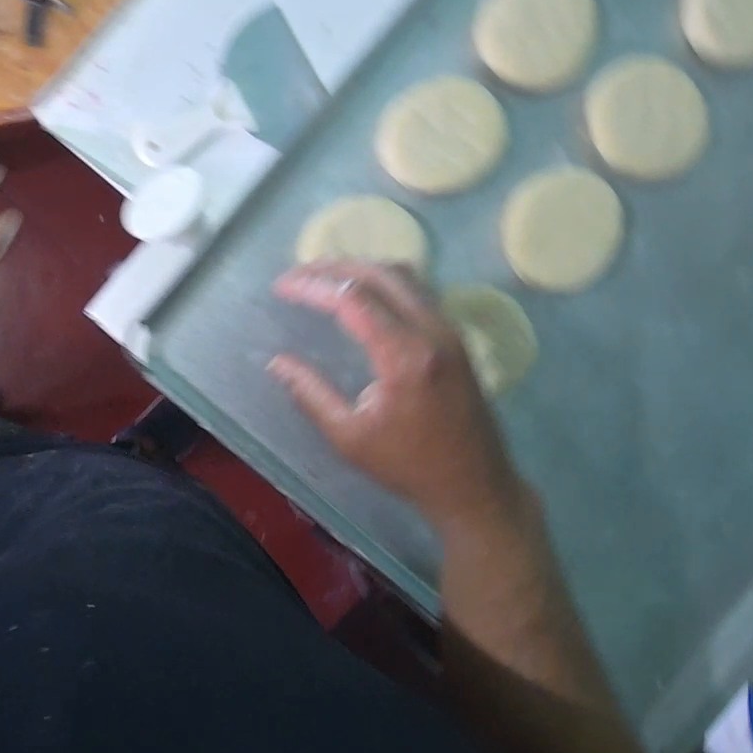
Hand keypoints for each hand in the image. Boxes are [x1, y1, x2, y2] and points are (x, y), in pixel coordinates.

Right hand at [268, 261, 528, 532]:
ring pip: (404, 276)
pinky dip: (384, 282)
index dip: (312, 286)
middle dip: (334, 267)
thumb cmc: (408, 467)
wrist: (475, 486)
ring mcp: (450, 331)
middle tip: (297, 274)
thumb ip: (311, 394)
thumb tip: (277, 362)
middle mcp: (433, 332)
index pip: (353, 299)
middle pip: (381, 273)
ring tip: (324, 279)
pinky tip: (362, 296)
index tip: (280, 287)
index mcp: (405, 356)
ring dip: (361, 269)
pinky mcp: (456, 338)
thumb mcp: (349, 437)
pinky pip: (418, 291)